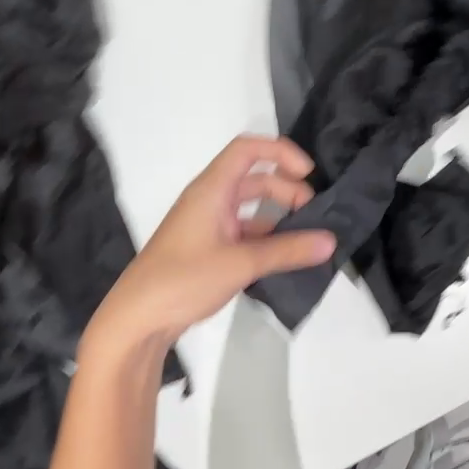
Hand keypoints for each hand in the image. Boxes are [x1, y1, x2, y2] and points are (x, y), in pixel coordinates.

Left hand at [85, 135, 336, 350]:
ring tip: (306, 239)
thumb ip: (288, 250)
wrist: (137, 319)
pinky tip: (286, 258)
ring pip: (253, 207)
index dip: (281, 152)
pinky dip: (269, 238)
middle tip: (313, 216)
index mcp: (211, 190)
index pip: (248, 149)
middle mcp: (210, 200)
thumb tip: (331, 241)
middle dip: (288, 190)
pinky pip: (246, 232)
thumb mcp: (241, 264)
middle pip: (256, 178)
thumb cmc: (182, 280)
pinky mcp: (210, 248)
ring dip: (280, 216)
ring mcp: (209, 225)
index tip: (309, 175)